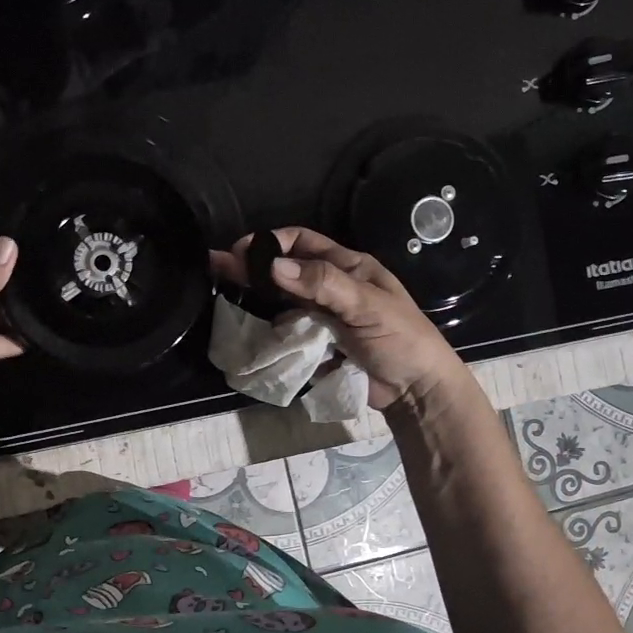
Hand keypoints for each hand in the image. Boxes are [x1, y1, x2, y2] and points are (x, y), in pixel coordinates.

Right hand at [208, 227, 462, 408]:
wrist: (415, 390)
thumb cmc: (400, 339)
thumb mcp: (366, 305)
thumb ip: (322, 284)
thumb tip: (274, 266)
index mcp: (349, 267)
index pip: (302, 242)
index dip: (270, 243)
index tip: (239, 252)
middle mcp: (332, 287)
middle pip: (285, 271)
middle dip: (253, 269)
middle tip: (217, 270)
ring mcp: (323, 317)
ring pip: (281, 302)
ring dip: (257, 300)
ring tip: (226, 301)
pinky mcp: (317, 345)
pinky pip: (286, 333)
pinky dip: (267, 332)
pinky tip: (248, 332)